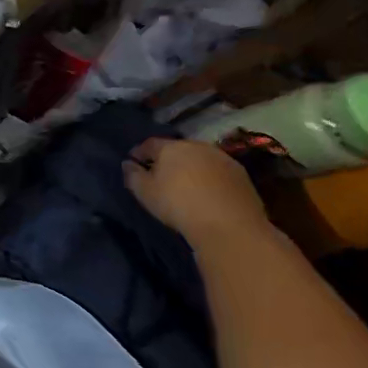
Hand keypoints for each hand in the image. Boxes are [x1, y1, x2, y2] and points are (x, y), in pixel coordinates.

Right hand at [122, 136, 272, 243]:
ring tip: (185, 185)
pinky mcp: (240, 173)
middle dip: (167, 159)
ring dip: (190, 167)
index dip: (139, 153)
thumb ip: (133, 176)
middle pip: (177, 149)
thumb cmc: (178, 205)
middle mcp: (197, 145)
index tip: (133, 162)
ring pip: (199, 158)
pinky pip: (217, 170)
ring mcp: (222, 158)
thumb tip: (128, 164)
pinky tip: (207, 193)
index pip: (149, 144)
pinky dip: (209, 177)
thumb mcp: (145, 193)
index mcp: (171, 147)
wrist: (228, 224)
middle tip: (160, 175)